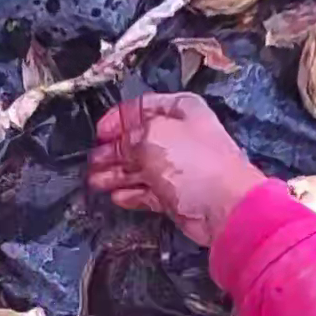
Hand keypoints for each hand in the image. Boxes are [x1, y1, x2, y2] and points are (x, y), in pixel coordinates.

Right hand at [86, 93, 268, 246]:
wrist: (223, 207)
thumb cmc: (193, 164)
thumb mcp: (152, 137)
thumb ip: (129, 138)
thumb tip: (118, 147)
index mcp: (179, 111)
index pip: (141, 108)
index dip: (117, 120)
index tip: (99, 134)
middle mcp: (178, 137)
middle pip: (137, 141)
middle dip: (112, 151)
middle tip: (93, 162)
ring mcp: (176, 168)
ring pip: (139, 169)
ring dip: (116, 175)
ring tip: (95, 182)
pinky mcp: (174, 196)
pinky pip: (147, 192)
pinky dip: (131, 194)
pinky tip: (116, 196)